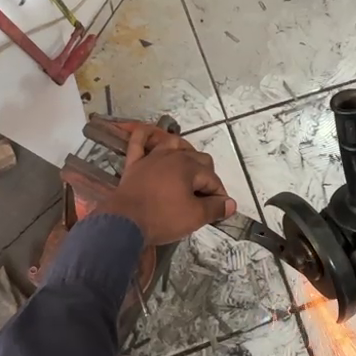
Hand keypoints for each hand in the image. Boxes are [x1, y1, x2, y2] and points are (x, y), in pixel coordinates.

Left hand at [103, 126, 236, 245]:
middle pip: (198, 158)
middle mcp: (173, 156)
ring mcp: (151, 157)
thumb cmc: (162, 218)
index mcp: (189, 167)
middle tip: (205, 197)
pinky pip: (139, 141)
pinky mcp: (134, 163)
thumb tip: (231, 203)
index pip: (212, 178)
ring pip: (173, 144)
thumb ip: (215, 208)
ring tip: (189, 167)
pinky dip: (145, 134)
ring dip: (185, 152)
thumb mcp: (194, 217)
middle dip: (206, 175)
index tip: (220, 210)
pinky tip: (149, 132)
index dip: (219, 194)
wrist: (125, 223)